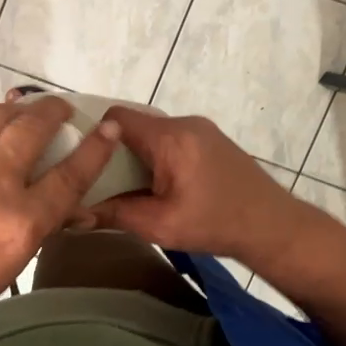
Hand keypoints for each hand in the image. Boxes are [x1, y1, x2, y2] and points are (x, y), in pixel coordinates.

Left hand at [0, 96, 118, 345]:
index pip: (70, 176)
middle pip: (33, 130)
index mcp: (20, 222)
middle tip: (64, 108)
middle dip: (55, 112)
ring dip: (20, 109)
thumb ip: (37, 229)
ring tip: (29, 110)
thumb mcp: (8, 268)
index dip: (96, 149)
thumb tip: (65, 207)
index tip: (109, 128)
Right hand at [89, 107, 321, 273]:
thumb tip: (70, 214)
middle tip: (94, 177)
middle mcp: (184, 123)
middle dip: (111, 150)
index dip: (93, 135)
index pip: (116, 118)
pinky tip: (151, 185)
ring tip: (121, 185)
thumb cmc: (215, 224)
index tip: (78, 159)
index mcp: (170, 138)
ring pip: (150, 133)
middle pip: (132, 125)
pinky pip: (169, 139)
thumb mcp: (159, 226)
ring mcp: (200, 129)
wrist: (274, 227)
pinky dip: (154, 156)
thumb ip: (113, 215)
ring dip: (134, 155)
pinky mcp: (210, 140)